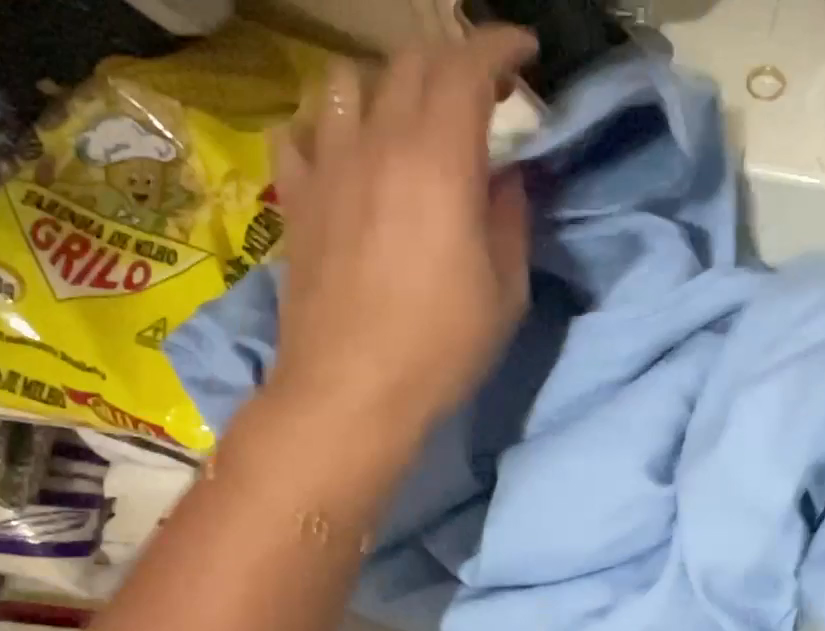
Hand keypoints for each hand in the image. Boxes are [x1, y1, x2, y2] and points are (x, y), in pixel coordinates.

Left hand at [269, 26, 538, 428]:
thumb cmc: (444, 345)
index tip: (526, 53)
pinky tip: (348, 151)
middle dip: (455, 60)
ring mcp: (328, 166)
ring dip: (390, 83)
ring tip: (413, 113)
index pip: (466, 68)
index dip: (500, 48)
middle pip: (410, 63)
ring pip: (350, 82)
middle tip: (485, 88)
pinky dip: (331, 125)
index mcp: (440, 163)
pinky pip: (304, 131)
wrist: (351, 389)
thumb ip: (510, 217)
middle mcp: (378, 145)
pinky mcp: (298, 196)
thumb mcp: (506, 288)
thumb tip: (508, 176)